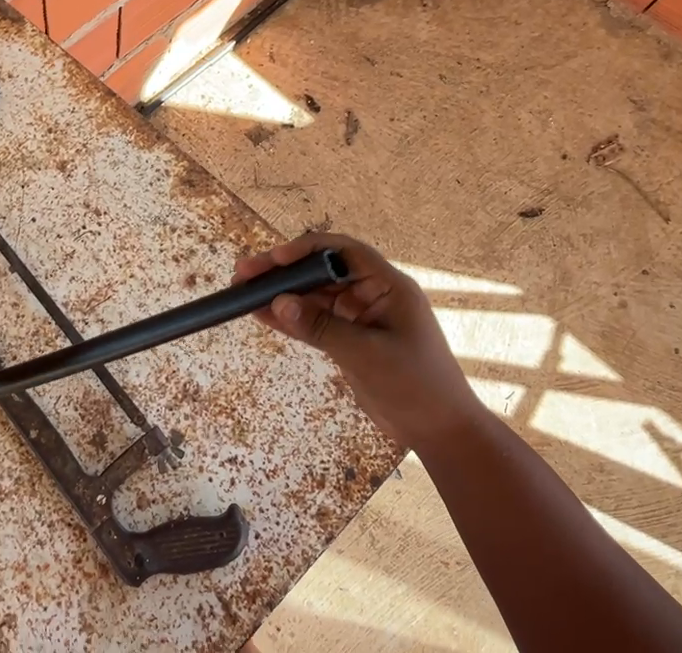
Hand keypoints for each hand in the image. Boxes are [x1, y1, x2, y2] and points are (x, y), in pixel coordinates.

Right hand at [240, 232, 484, 451]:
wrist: (439, 431)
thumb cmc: (415, 386)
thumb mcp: (366, 355)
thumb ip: (321, 328)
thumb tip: (276, 304)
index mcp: (388, 286)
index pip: (343, 252)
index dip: (307, 250)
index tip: (274, 259)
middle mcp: (372, 294)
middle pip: (321, 272)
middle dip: (283, 272)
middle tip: (244, 273)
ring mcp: (359, 317)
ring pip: (313, 296)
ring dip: (280, 294)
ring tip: (243, 292)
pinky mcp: (349, 339)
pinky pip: (313, 321)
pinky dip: (289, 319)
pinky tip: (260, 316)